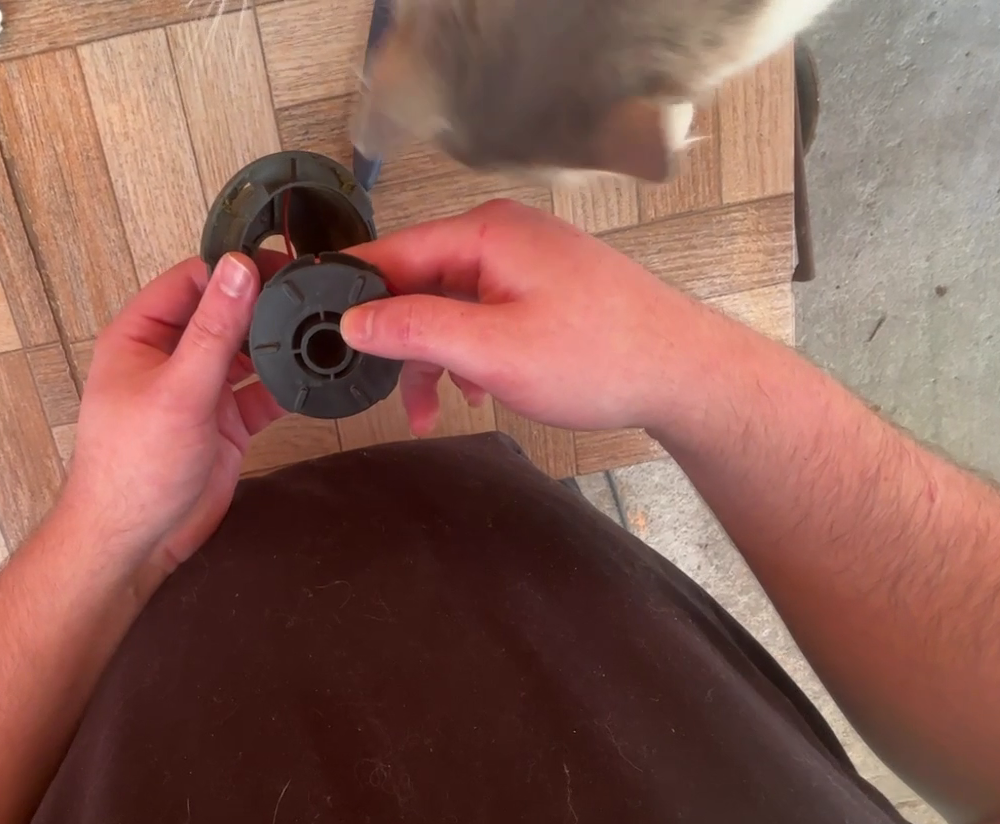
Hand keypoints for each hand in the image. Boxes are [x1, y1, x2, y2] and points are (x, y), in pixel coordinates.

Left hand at [56, 254, 284, 581]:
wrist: (138, 539)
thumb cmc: (134, 467)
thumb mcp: (178, 389)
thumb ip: (213, 330)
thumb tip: (239, 270)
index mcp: (143, 335)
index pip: (193, 282)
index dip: (235, 271)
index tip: (281, 266)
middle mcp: (172, 358)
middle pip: (225, 316)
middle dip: (265, 309)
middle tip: (313, 299)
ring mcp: (201, 392)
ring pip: (247, 355)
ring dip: (279, 348)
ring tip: (321, 335)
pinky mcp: (225, 424)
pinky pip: (260, 395)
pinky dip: (285, 389)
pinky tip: (313, 381)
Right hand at [340, 199, 752, 436]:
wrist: (681, 374)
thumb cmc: (599, 357)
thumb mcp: (491, 350)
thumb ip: (416, 330)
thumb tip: (354, 320)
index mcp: (487, 235)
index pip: (394, 252)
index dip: (352, 290)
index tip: (318, 323)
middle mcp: (502, 237)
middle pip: (419, 283)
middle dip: (399, 341)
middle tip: (379, 387)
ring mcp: (523, 264)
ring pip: (449, 308)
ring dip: (433, 360)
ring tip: (427, 412)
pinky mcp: (538, 291)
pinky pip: (480, 318)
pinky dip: (466, 356)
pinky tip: (470, 392)